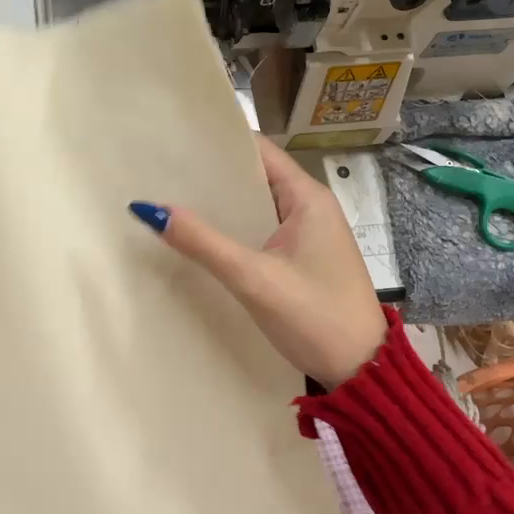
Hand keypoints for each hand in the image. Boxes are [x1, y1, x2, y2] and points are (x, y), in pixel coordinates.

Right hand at [130, 137, 387, 387]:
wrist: (364, 373)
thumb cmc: (315, 317)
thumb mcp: (254, 279)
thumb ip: (203, 243)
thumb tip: (148, 209)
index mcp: (308, 197)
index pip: (257, 150)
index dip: (217, 143)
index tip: (174, 140)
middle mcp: (311, 206)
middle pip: (254, 176)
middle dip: (212, 174)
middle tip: (161, 170)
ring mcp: (309, 234)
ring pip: (257, 206)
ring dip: (222, 205)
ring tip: (171, 198)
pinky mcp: (304, 258)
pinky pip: (263, 230)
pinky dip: (235, 229)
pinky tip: (202, 237)